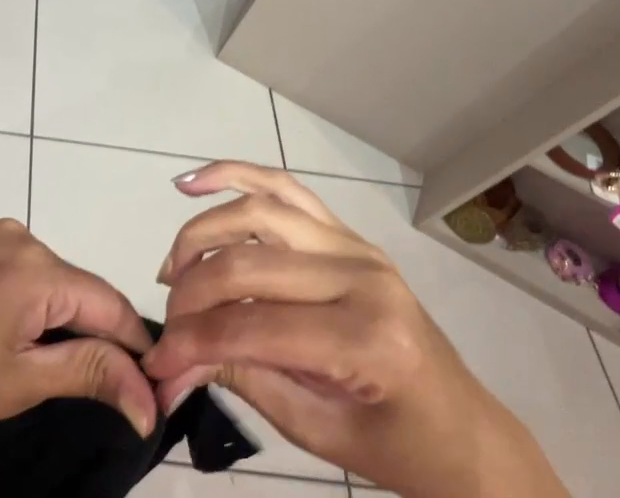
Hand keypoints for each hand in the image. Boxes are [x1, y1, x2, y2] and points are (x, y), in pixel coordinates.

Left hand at [0, 218, 158, 457]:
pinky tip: (25, 340)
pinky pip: (20, 273)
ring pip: (52, 281)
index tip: (153, 396)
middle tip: (115, 394)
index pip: (110, 305)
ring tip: (68, 372)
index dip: (137, 352)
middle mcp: (16, 235)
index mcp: (34, 266)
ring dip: (67, 322)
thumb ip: (92, 373)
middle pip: (81, 289)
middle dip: (101, 337)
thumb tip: (149, 398)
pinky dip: (34, 306)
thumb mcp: (22, 382)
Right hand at [142, 162, 566, 497]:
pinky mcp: (347, 234)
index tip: (155, 363)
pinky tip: (191, 182)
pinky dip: (234, 176)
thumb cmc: (397, 443)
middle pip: (244, 266)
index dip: (190, 343)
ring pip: (255, 214)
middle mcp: (362, 277)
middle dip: (189, 296)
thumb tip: (166, 365)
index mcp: (366, 339)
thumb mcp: (316, 430)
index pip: (249, 327)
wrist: (463, 428)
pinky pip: (284, 190)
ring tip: (170, 269)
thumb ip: (239, 382)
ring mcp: (356, 245)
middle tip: (164, 327)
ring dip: (200, 235)